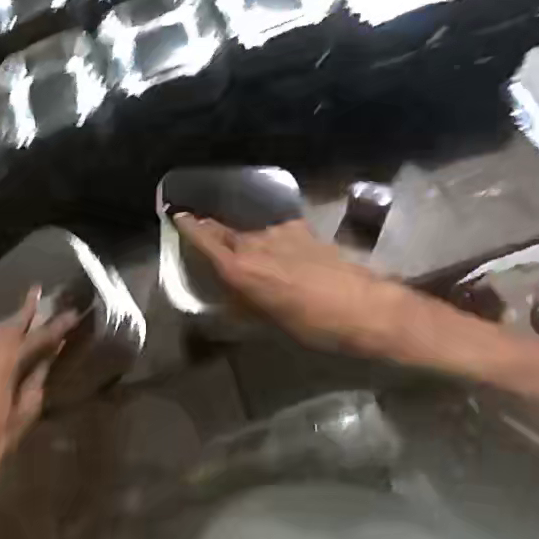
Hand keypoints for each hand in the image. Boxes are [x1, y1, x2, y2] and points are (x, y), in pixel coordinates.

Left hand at [0, 288, 77, 516]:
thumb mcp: (24, 414)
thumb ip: (36, 381)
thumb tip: (48, 358)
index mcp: (4, 366)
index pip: (34, 339)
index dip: (54, 326)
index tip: (72, 313)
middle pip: (7, 328)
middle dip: (25, 310)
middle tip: (38, 292)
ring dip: (11, 322)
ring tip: (25, 311)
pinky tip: (4, 340)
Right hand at [173, 214, 417, 360]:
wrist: (362, 306)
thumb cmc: (312, 324)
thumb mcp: (269, 321)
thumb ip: (244, 300)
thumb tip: (231, 293)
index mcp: (241, 268)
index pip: (204, 238)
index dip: (188, 225)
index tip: (175, 214)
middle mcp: (255, 243)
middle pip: (225, 232)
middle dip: (212, 232)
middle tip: (203, 234)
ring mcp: (281, 232)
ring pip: (253, 234)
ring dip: (247, 242)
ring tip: (253, 259)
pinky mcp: (303, 230)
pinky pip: (277, 234)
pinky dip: (274, 243)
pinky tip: (284, 257)